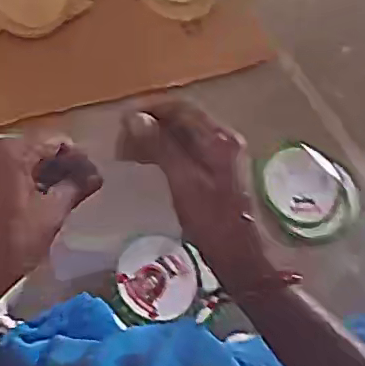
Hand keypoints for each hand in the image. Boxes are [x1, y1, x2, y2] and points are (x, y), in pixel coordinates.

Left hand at [0, 135, 102, 312]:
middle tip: (86, 187)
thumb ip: (76, 187)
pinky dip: (30, 182)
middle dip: (63, 166)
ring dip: (48, 176)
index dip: (79, 158)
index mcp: (12, 151)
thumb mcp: (51, 213)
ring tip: (69, 197)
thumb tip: (95, 176)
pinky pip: (10, 173)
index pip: (56, 141)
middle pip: (38, 148)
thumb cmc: (12, 241)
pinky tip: (45, 203)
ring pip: (25, 162)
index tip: (95, 177)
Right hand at [118, 98, 272, 280]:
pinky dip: (164, 151)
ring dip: (155, 137)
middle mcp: (223, 139)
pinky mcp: (217, 171)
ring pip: (182, 134)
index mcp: (218, 137)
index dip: (149, 107)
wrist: (242, 259)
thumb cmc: (212, 222)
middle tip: (122, 139)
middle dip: (150, 123)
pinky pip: (186, 149)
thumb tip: (134, 118)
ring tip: (128, 151)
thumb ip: (160, 147)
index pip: (181, 107)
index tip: (123, 119)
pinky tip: (147, 163)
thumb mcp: (183, 182)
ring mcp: (222, 155)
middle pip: (182, 118)